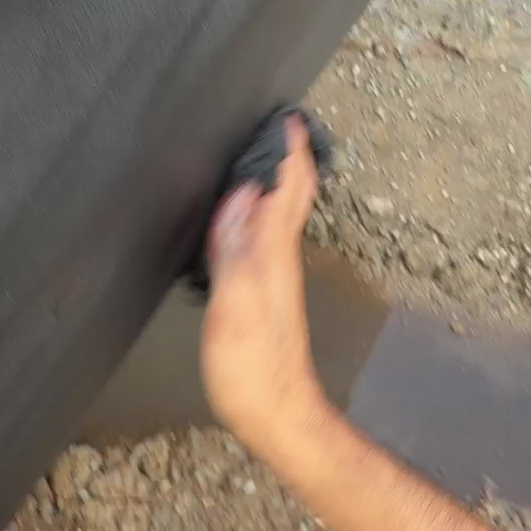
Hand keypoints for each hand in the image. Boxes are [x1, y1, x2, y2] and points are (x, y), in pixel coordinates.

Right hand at [200, 118, 326, 445]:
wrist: (276, 413)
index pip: (290, 187)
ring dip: (281, 179)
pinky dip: (265, 209)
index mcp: (274, 253)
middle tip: (282, 127)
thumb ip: (237, 249)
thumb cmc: (252, 367)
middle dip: (291, 157)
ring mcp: (276, 274)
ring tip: (265, 156)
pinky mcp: (267, 292)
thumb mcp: (236, 307)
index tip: (288, 117)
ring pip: (284, 211)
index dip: (291, 151)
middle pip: (294, 195)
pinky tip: (250, 213)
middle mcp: (280, 257)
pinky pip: (269, 234)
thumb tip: (243, 194)